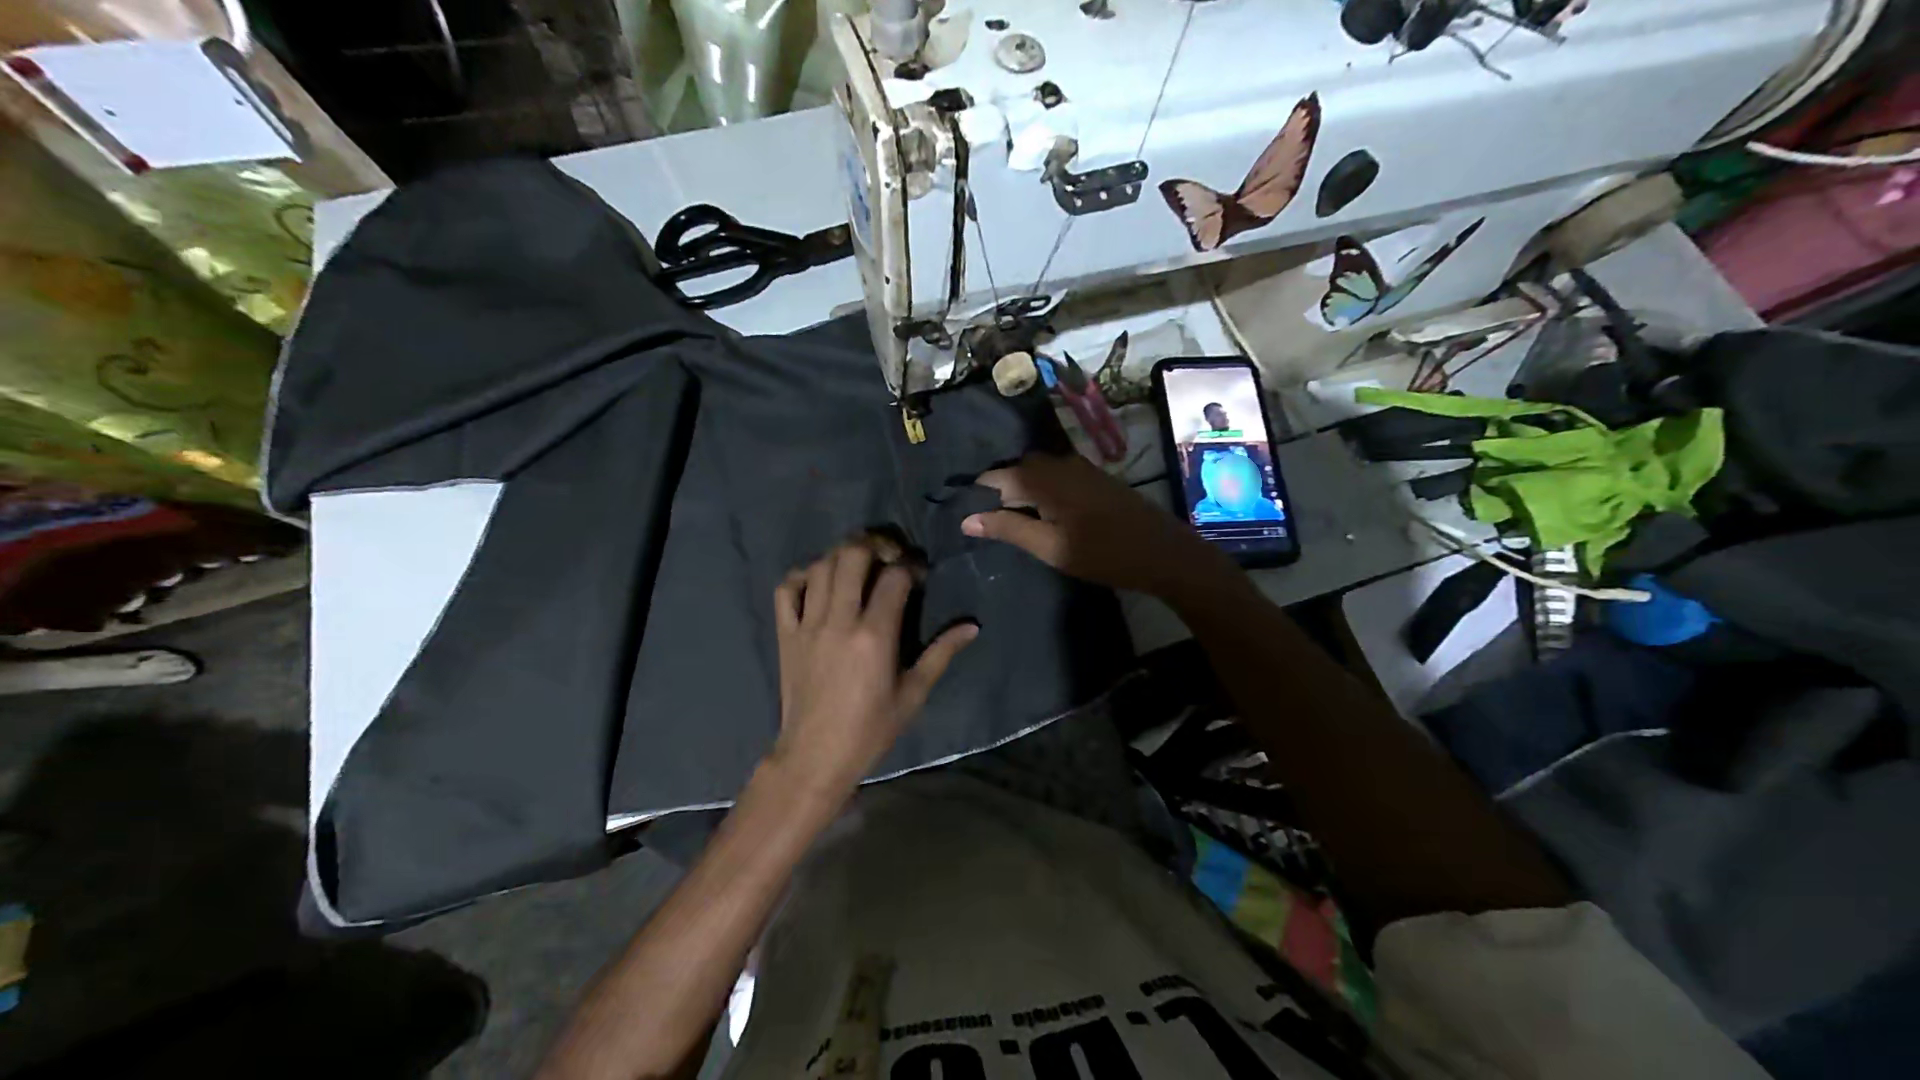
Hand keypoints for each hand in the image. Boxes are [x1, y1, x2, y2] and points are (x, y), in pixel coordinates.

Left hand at [770, 541, 976, 791]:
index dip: (912, 565)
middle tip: (889, 556)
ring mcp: (807, 624)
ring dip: (844, 555)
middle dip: (875, 545)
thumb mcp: (913, 694)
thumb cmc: (871, 729)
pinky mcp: (785, 633)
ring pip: (821, 564)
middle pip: (852, 555)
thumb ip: (941, 653)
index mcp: (874, 635)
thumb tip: (972, 626)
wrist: (815, 756)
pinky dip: (803, 575)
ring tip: (860, 565)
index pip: (895, 576)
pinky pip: (786, 589)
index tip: (920, 575)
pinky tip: (821, 582)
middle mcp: (839, 620)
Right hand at [962, 453, 1236, 595]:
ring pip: (1039, 472)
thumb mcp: (1050, 547)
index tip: (964, 513)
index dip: (978, 493)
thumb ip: (1009, 529)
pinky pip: (1057, 476)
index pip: (998, 476)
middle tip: (986, 520)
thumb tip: (967, 519)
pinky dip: (1043, 490)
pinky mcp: (1096, 478)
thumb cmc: (1104, 553)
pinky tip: (1043, 513)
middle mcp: (1062, 464)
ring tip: (1012, 520)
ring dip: (1023, 490)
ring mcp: (1082, 469)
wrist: (1164, 553)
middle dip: (1000, 490)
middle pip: (1019, 470)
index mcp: (1046, 478)